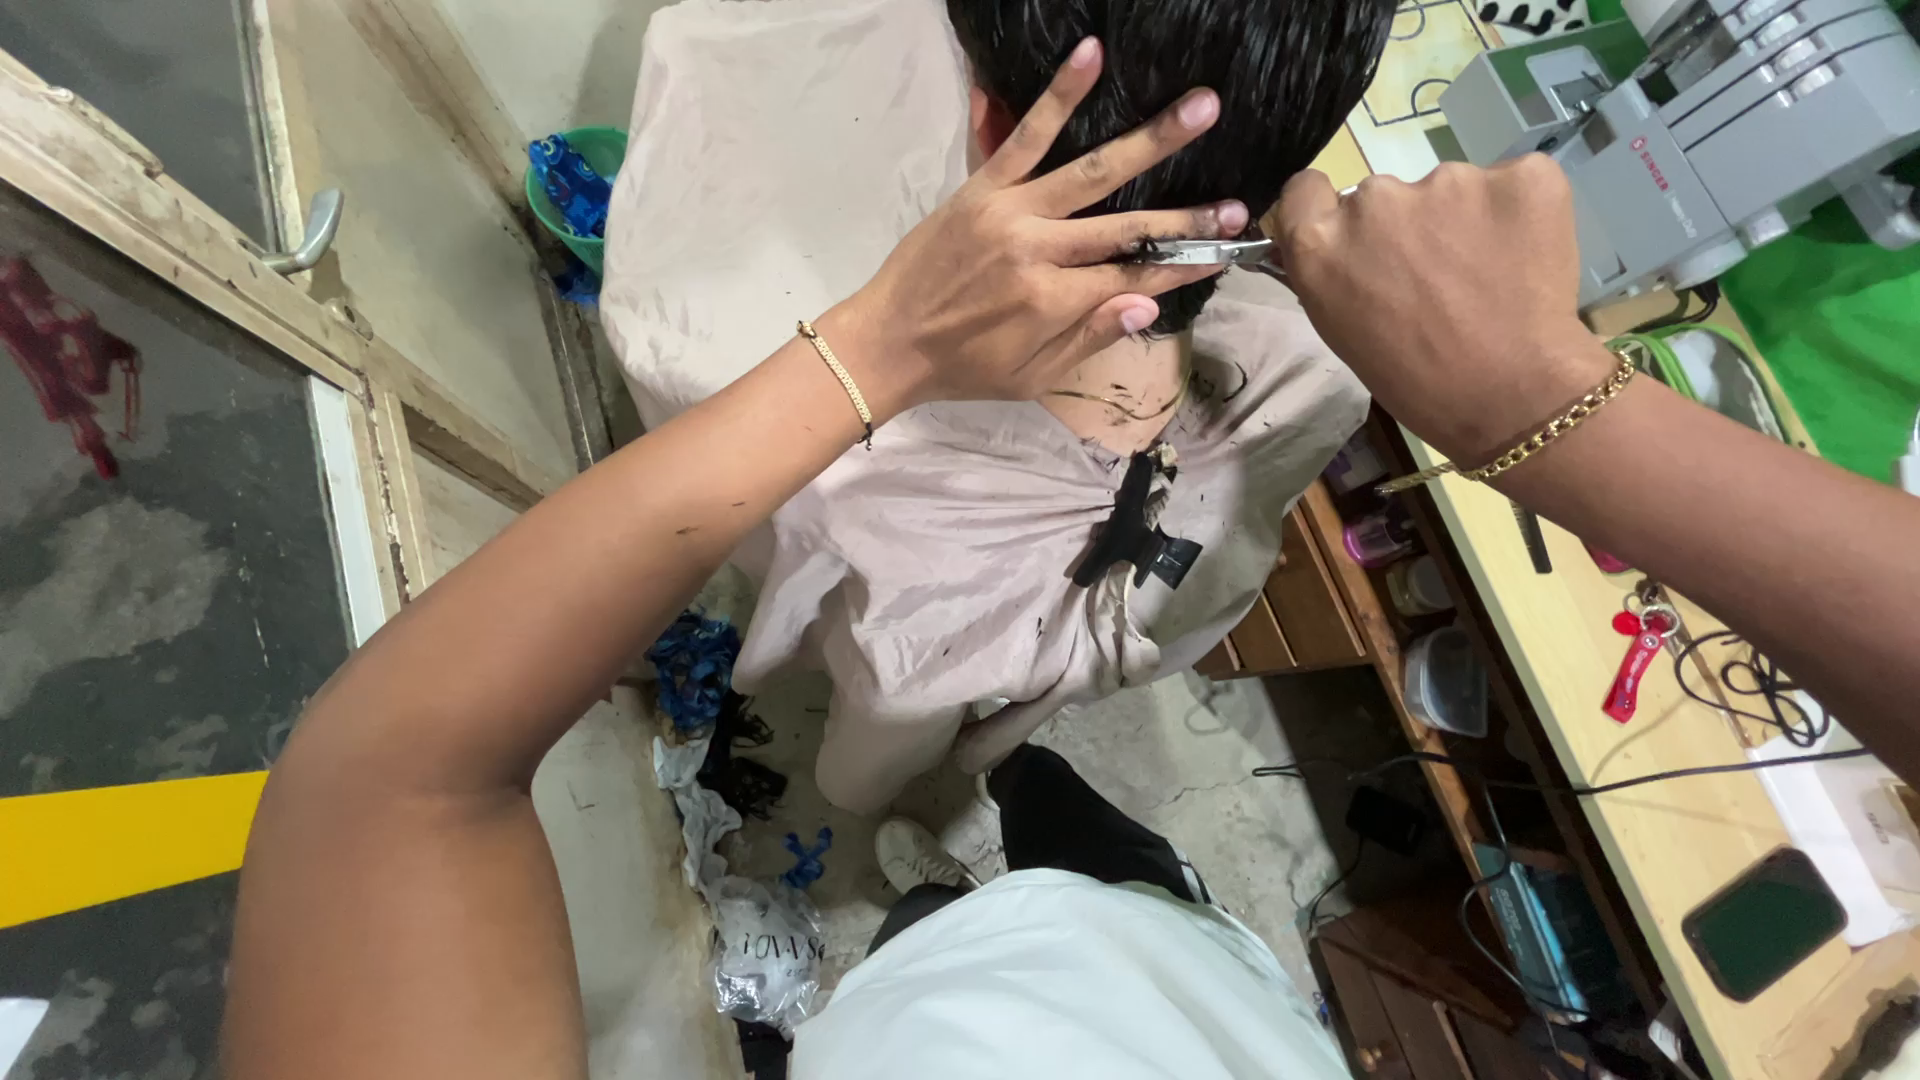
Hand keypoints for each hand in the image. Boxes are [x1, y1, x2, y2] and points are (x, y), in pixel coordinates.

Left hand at [818, 37, 1247, 417]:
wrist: (886, 344)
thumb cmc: (962, 371)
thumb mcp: (1031, 377)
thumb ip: (1089, 338)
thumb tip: (1150, 305)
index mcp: (1054, 303)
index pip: (1133, 278)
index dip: (1180, 266)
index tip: (1223, 251)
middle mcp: (1039, 252)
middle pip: (1126, 227)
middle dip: (1186, 217)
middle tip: (1238, 201)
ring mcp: (1010, 213)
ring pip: (1091, 172)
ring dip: (1150, 140)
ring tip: (1201, 106)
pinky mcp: (980, 188)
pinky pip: (1022, 137)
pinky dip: (1057, 96)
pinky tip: (1091, 55)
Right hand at [1271, 156, 1613, 463]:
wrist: (1505, 388)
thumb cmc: (1406, 374)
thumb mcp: (1337, 325)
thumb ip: (1328, 269)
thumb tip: (1335, 243)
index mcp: (1321, 240)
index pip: (1304, 190)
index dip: (1322, 207)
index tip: (1346, 233)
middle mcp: (1374, 198)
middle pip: (1377, 194)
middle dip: (1396, 225)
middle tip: (1425, 276)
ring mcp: (1449, 178)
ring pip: (1444, 190)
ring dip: (1454, 220)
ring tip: (1478, 275)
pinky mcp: (1520, 174)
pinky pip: (1507, 184)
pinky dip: (1510, 214)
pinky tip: (1517, 258)